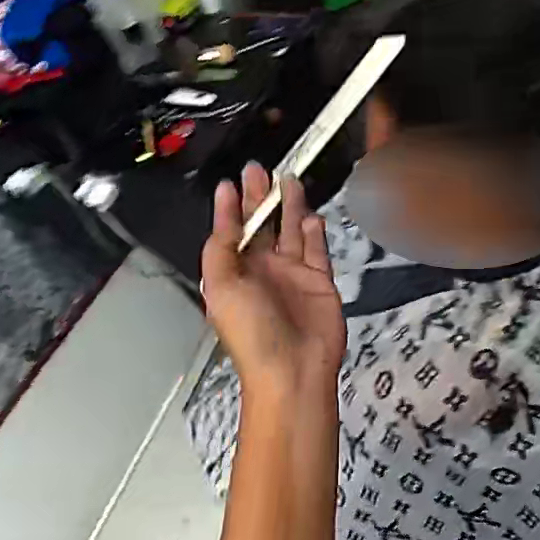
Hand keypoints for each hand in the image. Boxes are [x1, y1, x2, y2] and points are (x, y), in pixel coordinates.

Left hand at [201, 163, 346, 397]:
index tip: (229, 183)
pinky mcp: (320, 281)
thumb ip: (220, 248)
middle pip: (261, 226)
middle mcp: (262, 270)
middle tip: (259, 169)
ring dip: (288, 206)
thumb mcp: (221, 287)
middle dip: (259, 198)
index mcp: (235, 272)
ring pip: (290, 231)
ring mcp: (292, 274)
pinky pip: (318, 249)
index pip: (231, 232)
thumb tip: (222, 214)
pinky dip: (315, 231)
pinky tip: (311, 214)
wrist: (293, 369)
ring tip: (288, 179)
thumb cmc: (252, 332)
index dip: (230, 207)